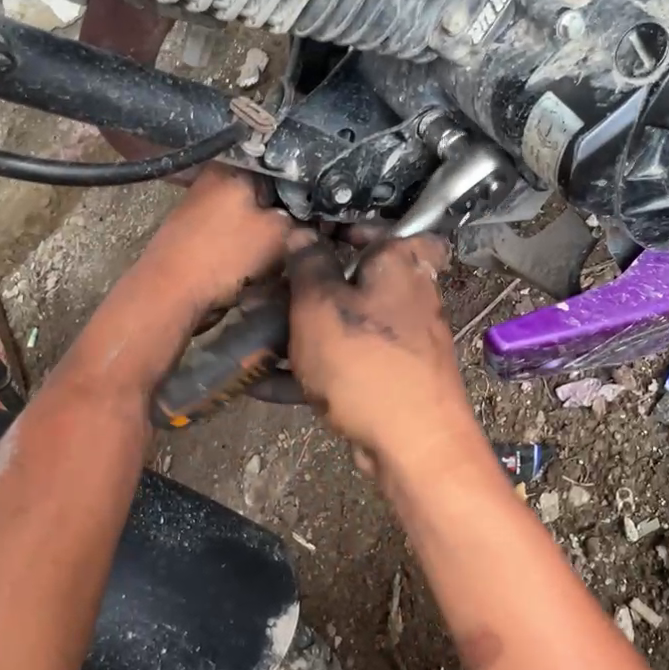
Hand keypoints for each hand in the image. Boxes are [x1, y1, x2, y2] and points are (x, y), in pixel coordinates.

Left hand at [135, 165, 297, 312]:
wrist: (170, 295)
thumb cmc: (225, 255)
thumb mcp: (279, 233)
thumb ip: (301, 222)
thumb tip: (311, 225)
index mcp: (233, 168)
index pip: (282, 170)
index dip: (306, 192)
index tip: (320, 215)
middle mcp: (214, 181)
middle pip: (266, 196)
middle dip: (285, 217)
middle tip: (306, 237)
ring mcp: (202, 209)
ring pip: (251, 219)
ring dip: (267, 237)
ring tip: (283, 255)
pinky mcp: (196, 236)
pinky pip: (234, 237)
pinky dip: (247, 250)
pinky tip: (259, 267)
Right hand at [285, 235, 472, 472]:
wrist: (414, 444)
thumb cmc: (367, 363)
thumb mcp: (320, 305)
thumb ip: (308, 265)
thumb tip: (303, 235)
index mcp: (400, 263)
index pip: (385, 227)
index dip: (350, 226)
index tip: (312, 234)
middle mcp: (408, 295)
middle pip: (355, 279)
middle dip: (307, 287)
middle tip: (266, 294)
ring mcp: (400, 340)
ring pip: (346, 324)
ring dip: (301, 330)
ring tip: (253, 337)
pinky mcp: (390, 378)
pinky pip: (346, 363)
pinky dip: (310, 369)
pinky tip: (263, 382)